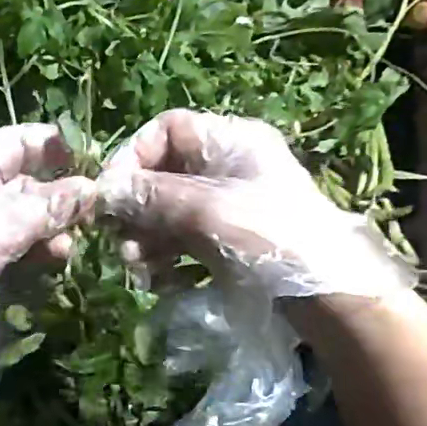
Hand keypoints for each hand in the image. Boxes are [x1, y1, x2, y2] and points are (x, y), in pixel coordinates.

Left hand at [0, 123, 95, 325]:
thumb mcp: (14, 217)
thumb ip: (56, 202)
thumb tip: (92, 189)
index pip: (21, 141)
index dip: (54, 145)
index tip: (88, 158)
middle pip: (31, 182)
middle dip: (62, 196)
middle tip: (92, 211)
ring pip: (30, 218)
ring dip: (55, 228)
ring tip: (70, 243)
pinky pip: (21, 244)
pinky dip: (40, 249)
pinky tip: (57, 258)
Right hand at [97, 109, 412, 298]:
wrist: (327, 296)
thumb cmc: (270, 237)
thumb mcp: (206, 210)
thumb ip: (150, 196)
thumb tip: (99, 192)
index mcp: (230, 141)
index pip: (166, 130)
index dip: (132, 156)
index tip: (109, 194)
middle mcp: (226, 166)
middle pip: (161, 173)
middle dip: (134, 207)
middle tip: (116, 237)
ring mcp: (226, 205)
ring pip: (166, 211)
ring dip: (143, 237)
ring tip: (134, 265)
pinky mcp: (225, 239)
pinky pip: (180, 239)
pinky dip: (163, 257)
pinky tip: (156, 279)